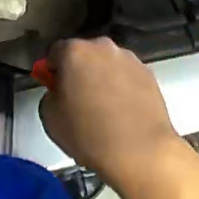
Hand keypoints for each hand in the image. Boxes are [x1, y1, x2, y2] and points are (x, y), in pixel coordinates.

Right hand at [38, 36, 181, 184]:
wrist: (139, 151)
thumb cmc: (88, 134)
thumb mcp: (50, 117)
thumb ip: (50, 95)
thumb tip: (60, 92)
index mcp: (74, 52)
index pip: (55, 52)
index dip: (52, 70)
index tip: (54, 88)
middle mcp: (102, 47)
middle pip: (84, 54)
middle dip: (79, 71)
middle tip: (78, 100)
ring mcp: (129, 59)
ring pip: (108, 64)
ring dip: (103, 78)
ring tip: (105, 110)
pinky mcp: (148, 74)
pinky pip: (127, 77)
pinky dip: (123, 88)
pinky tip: (123, 113)